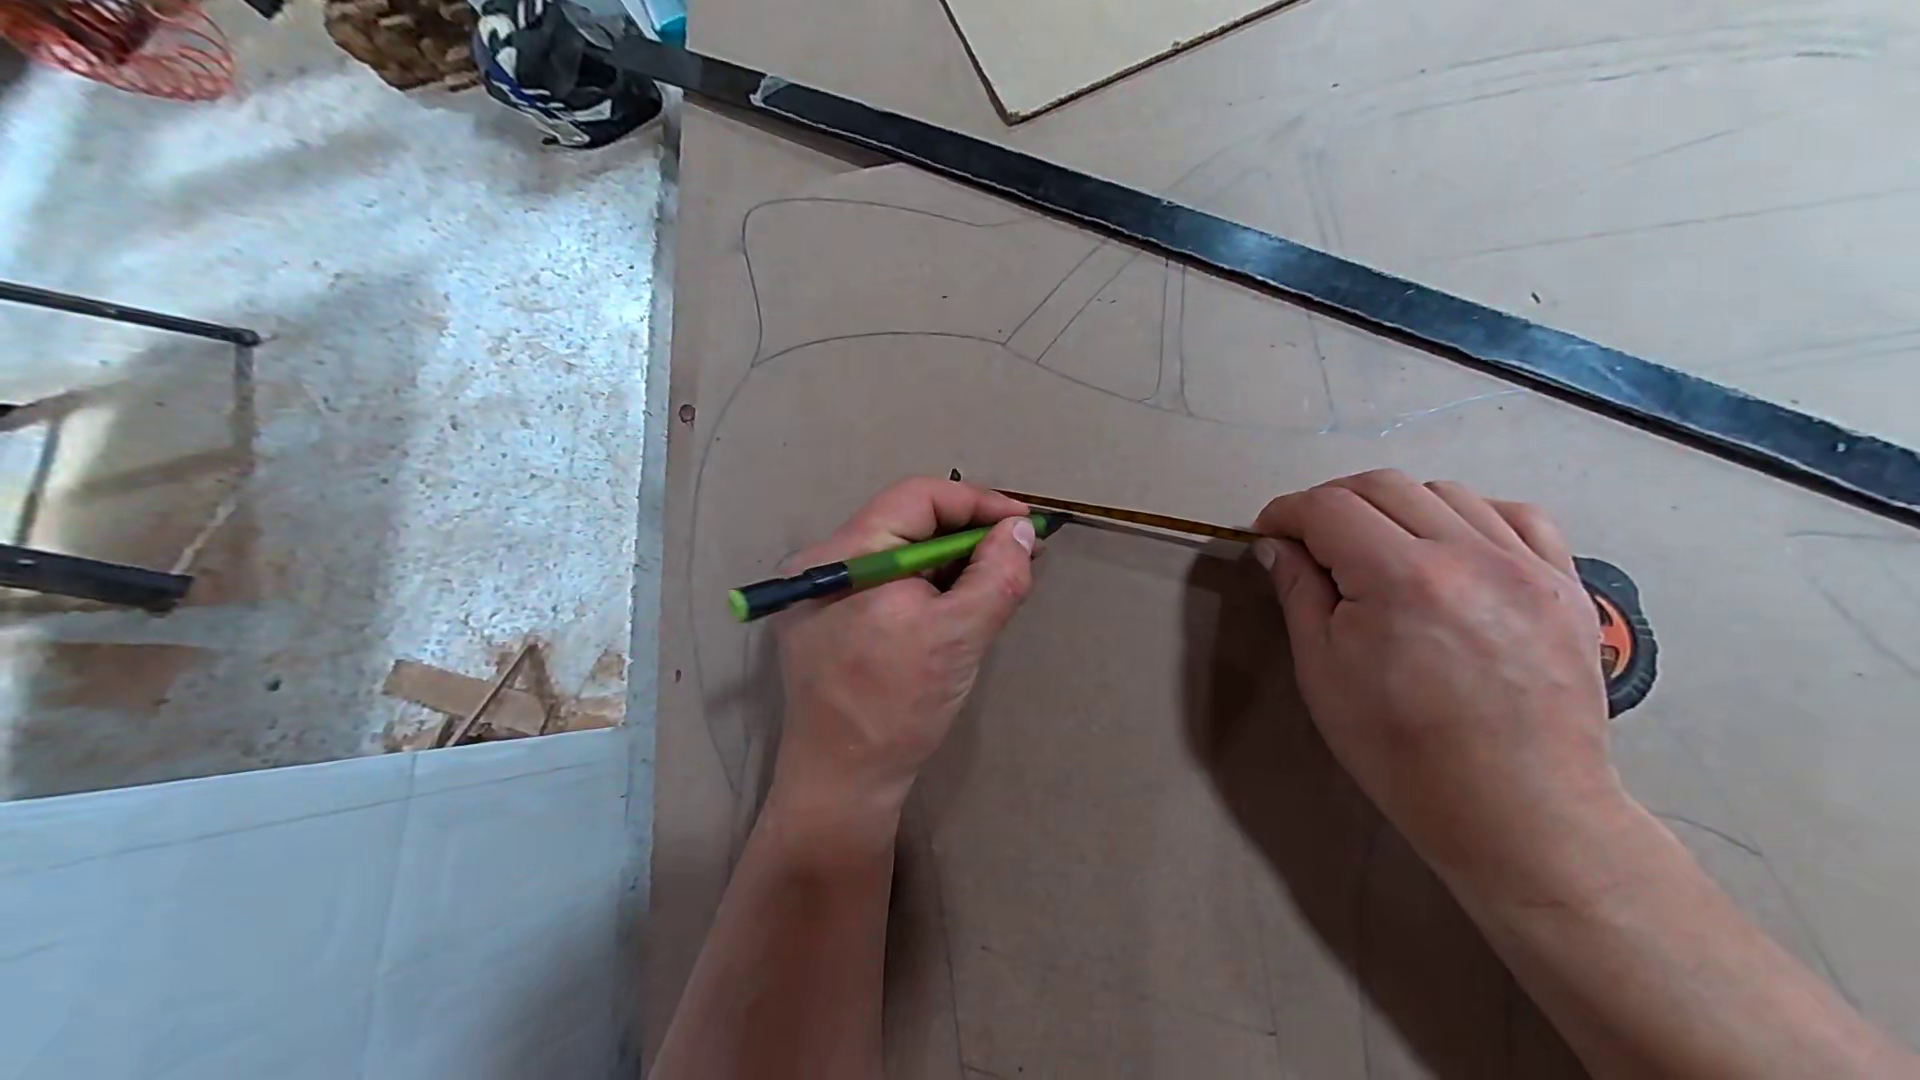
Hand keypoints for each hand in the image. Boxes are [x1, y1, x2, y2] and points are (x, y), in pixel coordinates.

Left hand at [770, 478, 1037, 834]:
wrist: (842, 782)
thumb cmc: (898, 709)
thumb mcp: (959, 636)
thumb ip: (997, 575)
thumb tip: (1020, 529)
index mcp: (847, 554)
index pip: (918, 497)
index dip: (977, 503)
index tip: (1023, 523)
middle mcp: (824, 562)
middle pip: (907, 522)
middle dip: (966, 535)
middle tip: (1014, 554)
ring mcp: (821, 591)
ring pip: (900, 553)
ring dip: (949, 563)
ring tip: (989, 585)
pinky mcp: (827, 618)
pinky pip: (886, 581)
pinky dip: (926, 586)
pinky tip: (954, 607)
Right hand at [1251, 470, 1627, 899]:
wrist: (1516, 808)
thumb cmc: (1396, 747)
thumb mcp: (1321, 669)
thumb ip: (1298, 592)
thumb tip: (1276, 545)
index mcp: (1399, 578)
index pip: (1328, 507)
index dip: (1285, 512)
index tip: (1267, 533)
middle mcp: (1468, 554)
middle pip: (1383, 485)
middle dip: (1330, 501)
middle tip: (1308, 537)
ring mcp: (1527, 565)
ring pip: (1445, 491)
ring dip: (1393, 506)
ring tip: (1375, 545)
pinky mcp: (1565, 584)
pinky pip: (1514, 515)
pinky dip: (1467, 515)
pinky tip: (1448, 545)